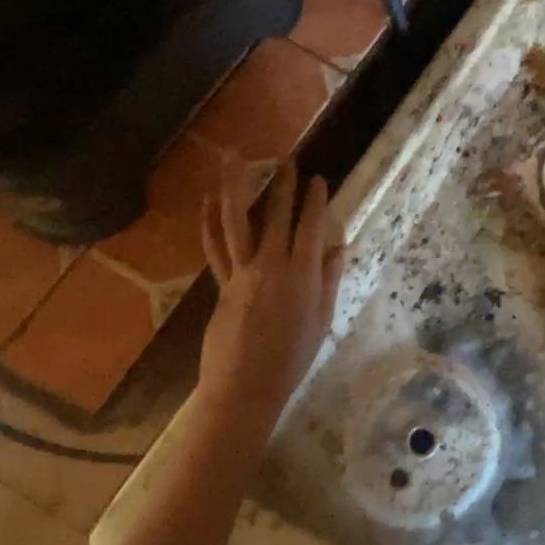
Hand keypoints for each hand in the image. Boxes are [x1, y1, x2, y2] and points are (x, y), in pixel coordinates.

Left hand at [194, 161, 345, 435]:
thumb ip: (328, 281)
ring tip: (233, 158)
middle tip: (287, 159)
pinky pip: (214, 247)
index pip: (310, 228)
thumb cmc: (292, 358)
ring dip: (234, 186)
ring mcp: (242, 273)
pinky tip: (207, 201)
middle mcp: (271, 267)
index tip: (319, 179)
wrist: (246, 386)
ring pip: (235, 221)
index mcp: (301, 276)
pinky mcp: (222, 284)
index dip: (316, 201)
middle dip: (283, 185)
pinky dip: (209, 222)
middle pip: (276, 216)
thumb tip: (336, 247)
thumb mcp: (321, 320)